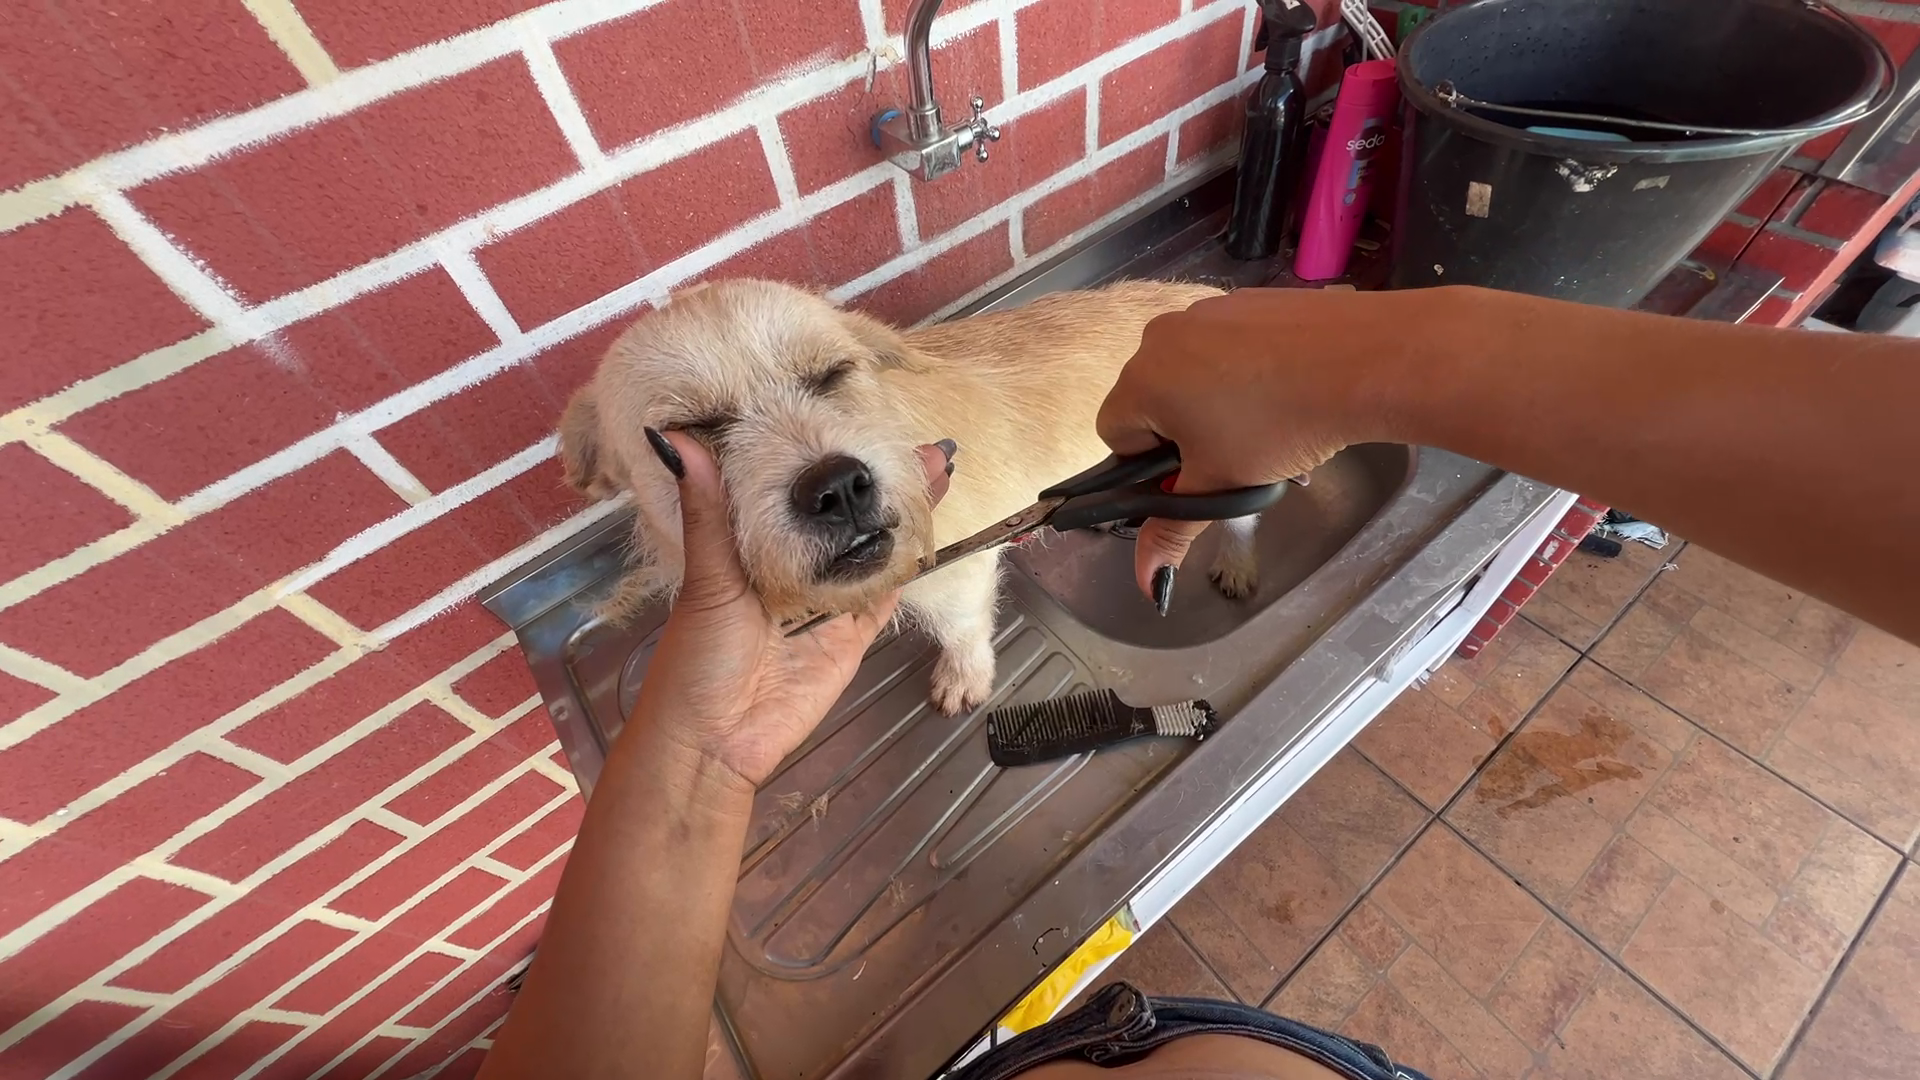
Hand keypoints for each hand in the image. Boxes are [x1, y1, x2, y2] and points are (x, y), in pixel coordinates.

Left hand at [629, 431, 952, 788]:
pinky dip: (904, 570)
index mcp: (753, 551)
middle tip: (926, 447)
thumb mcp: (707, 578)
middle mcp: (795, 571)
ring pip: (871, 551)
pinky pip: (882, 599)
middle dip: (882, 487)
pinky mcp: (851, 636)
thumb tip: (672, 436)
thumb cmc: (700, 655)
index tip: (859, 424)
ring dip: (902, 518)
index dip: (829, 464)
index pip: (798, 496)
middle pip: (845, 521)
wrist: (718, 740)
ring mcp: (827, 604)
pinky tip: (929, 535)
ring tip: (939, 476)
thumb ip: (708, 512)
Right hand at [1096, 287, 1433, 596]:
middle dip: (1178, 431)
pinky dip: (1240, 368)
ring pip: (1186, 372)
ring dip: (1208, 400)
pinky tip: (1282, 387)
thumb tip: (1145, 584)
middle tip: (1229, 451)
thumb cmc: (1279, 426)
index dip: (1147, 463)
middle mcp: (1159, 336)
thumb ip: (1173, 532)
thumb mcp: (1220, 485)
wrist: (1370, 360)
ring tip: (1264, 420)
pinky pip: (1222, 345)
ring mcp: (1203, 309)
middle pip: (1148, 400)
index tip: (1192, 470)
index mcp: (1141, 380)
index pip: (1114, 433)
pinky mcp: (1245, 298)